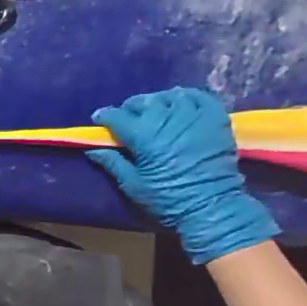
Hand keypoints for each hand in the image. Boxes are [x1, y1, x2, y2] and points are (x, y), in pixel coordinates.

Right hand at [85, 87, 278, 263]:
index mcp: (142, 136)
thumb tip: (92, 149)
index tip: (100, 121)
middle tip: (128, 119)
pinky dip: (187, 97)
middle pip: (142, 101)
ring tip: (155, 111)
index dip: (104, 117)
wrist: (212, 209)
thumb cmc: (167, 200)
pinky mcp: (214, 119)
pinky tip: (181, 105)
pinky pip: (199, 96)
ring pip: (169, 96)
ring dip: (157, 102)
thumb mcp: (132, 185)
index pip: (116, 115)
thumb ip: (112, 162)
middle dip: (130, 108)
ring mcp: (193, 116)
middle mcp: (166, 120)